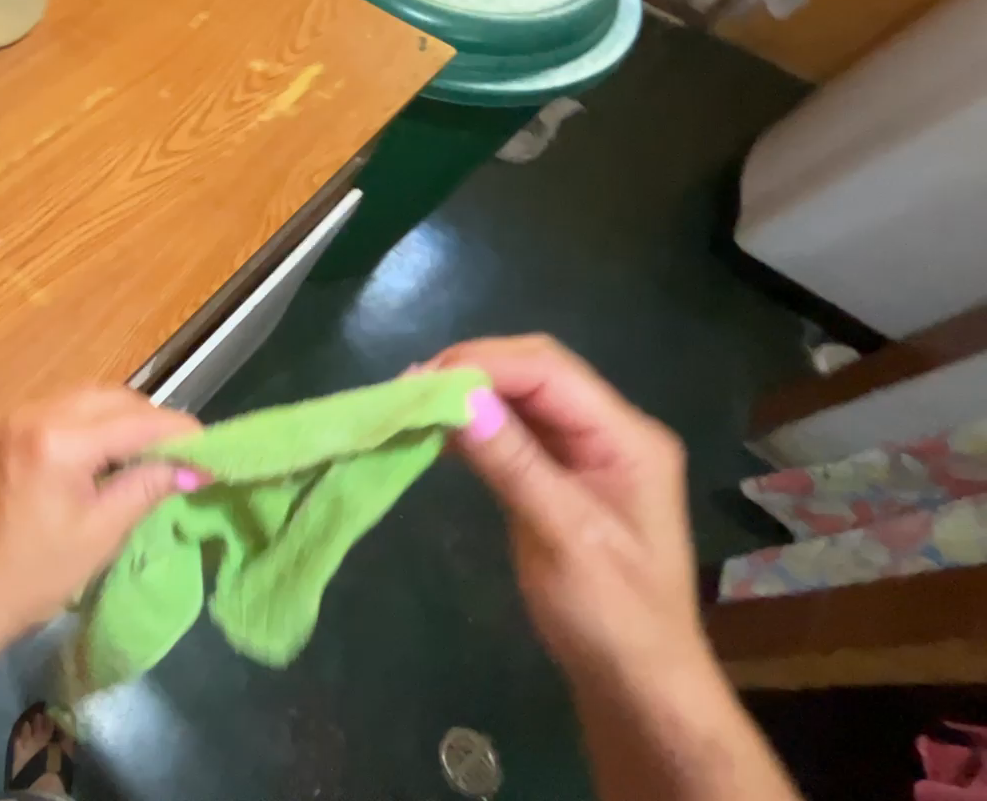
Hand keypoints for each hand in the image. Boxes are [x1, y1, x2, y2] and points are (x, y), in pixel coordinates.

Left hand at [0, 387, 206, 642]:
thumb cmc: (39, 573)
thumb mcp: (103, 532)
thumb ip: (148, 487)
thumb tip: (198, 468)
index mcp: (59, 441)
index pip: (135, 421)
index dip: (179, 431)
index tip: (214, 448)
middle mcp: (37, 414)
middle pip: (113, 398)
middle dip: (153, 420)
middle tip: (186, 453)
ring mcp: (20, 417)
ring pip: (91, 397)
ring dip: (126, 417)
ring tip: (157, 452)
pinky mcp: (13, 428)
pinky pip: (69, 407)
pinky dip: (99, 420)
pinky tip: (116, 448)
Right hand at [427, 336, 708, 686]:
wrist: (635, 678)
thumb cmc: (611, 614)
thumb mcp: (561, 536)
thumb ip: (511, 461)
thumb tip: (457, 397)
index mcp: (626, 439)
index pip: (549, 372)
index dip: (482, 365)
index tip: (418, 383)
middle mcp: (607, 430)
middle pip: (534, 368)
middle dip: (471, 368)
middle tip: (409, 387)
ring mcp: (582, 447)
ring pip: (518, 391)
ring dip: (465, 390)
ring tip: (412, 402)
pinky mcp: (554, 466)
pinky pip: (508, 423)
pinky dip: (469, 419)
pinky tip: (434, 428)